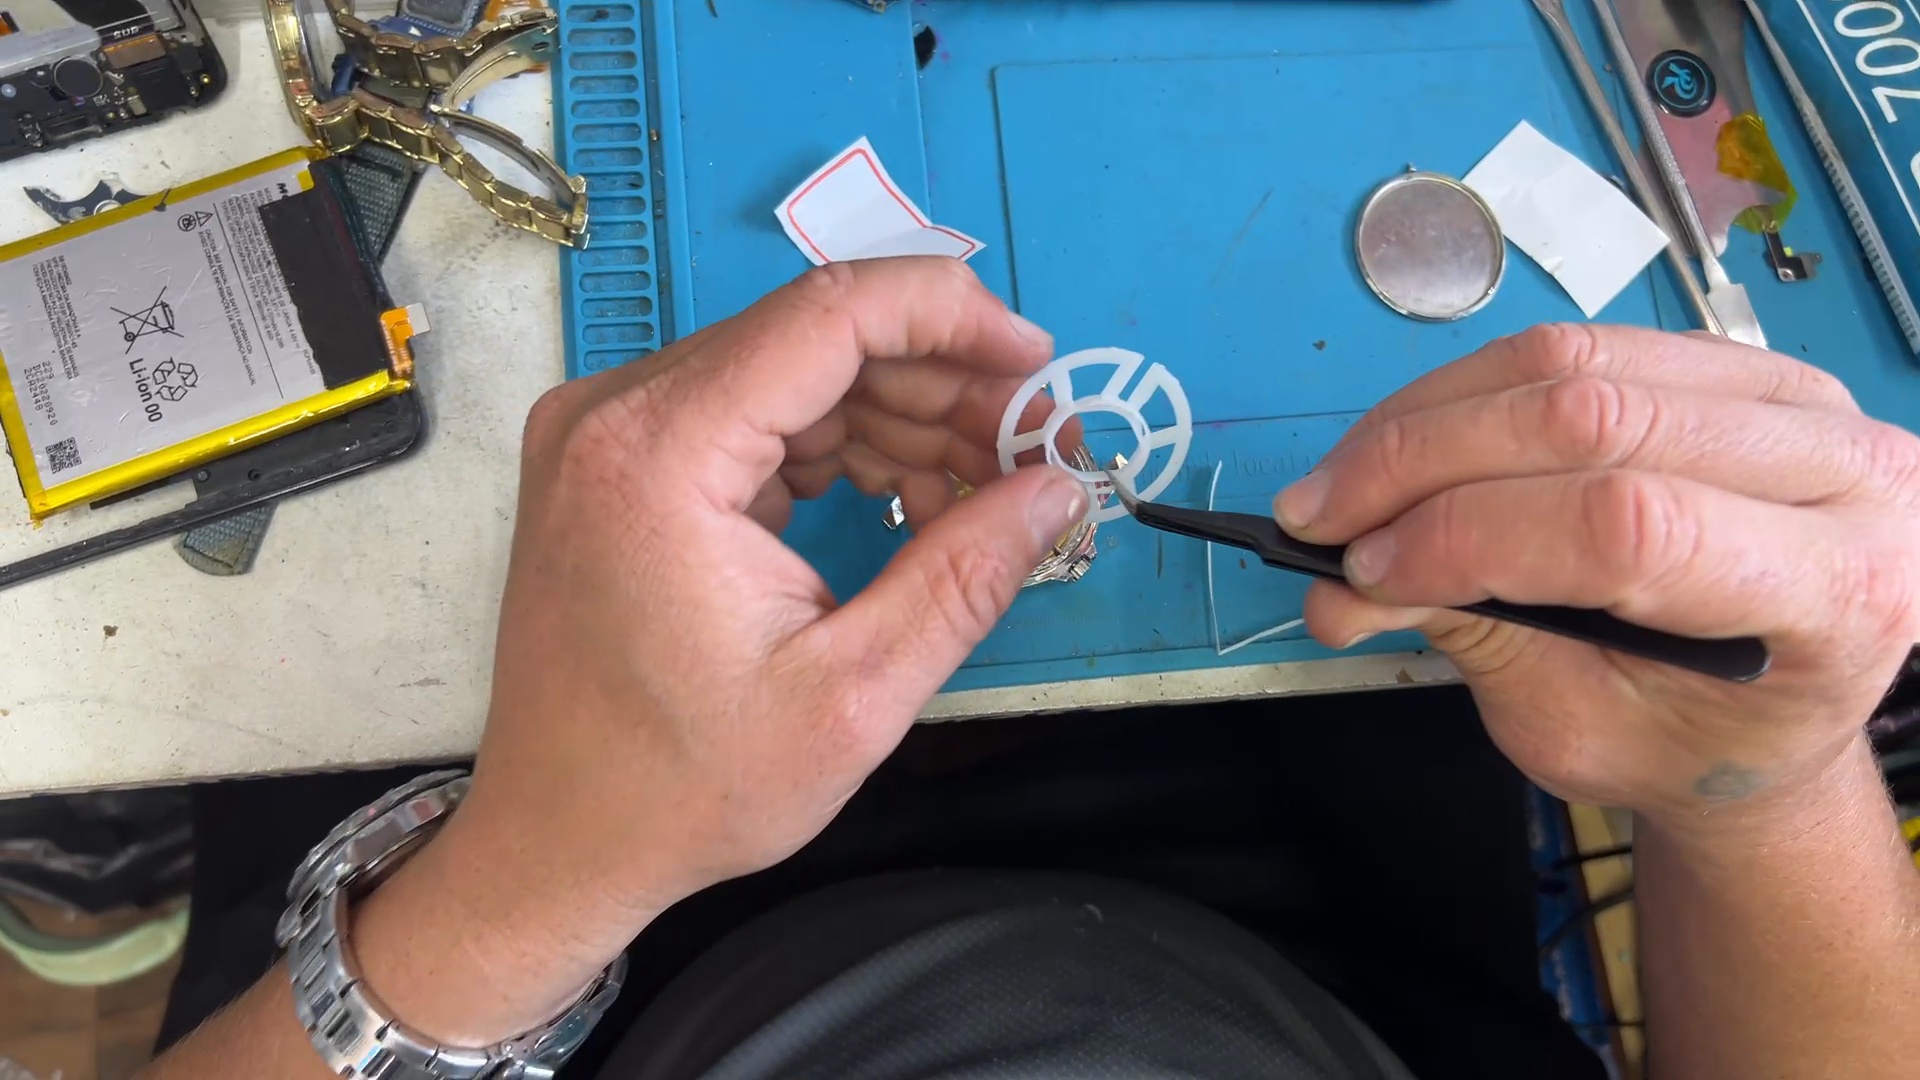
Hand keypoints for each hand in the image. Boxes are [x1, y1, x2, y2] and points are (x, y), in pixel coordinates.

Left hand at [385, 258, 1084, 1032]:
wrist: (560, 845)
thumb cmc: (689, 789)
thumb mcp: (855, 696)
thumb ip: (968, 577)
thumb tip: (1059, 488)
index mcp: (662, 452)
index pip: (830, 316)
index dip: (953, 318)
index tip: (1038, 364)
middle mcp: (622, 411)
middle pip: (822, 343)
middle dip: (945, 386)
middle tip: (1033, 449)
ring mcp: (619, 433)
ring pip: (803, 379)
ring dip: (907, 421)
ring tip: (983, 490)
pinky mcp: (635, 465)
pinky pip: (769, 420)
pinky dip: (853, 449)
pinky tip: (910, 504)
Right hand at [1273, 324, 1918, 822]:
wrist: (1755, 712)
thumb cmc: (1671, 736)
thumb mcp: (1563, 720)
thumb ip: (1458, 636)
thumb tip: (1331, 594)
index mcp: (1833, 589)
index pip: (1622, 524)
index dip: (1460, 539)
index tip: (1356, 575)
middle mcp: (1841, 467)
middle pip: (1580, 418)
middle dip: (1408, 464)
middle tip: (1310, 515)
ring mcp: (1783, 396)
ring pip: (1559, 361)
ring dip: (1410, 423)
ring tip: (1337, 483)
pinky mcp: (1713, 365)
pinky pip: (1555, 349)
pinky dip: (1445, 399)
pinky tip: (1394, 448)